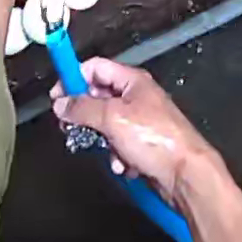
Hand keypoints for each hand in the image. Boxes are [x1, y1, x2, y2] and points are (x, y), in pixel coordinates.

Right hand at [52, 58, 222, 207]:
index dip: (74, 78)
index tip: (57, 96)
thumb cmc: (157, 139)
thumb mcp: (113, 118)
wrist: (184, 173)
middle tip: (70, 126)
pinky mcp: (141, 142)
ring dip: (101, 138)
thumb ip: (83, 108)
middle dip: (84, 113)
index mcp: (131, 80)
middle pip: (98, 95)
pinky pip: (117, 143)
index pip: (96, 67)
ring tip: (107, 148)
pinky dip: (116, 153)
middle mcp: (136, 95)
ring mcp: (139, 119)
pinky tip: (123, 163)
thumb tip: (62, 103)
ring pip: (105, 123)